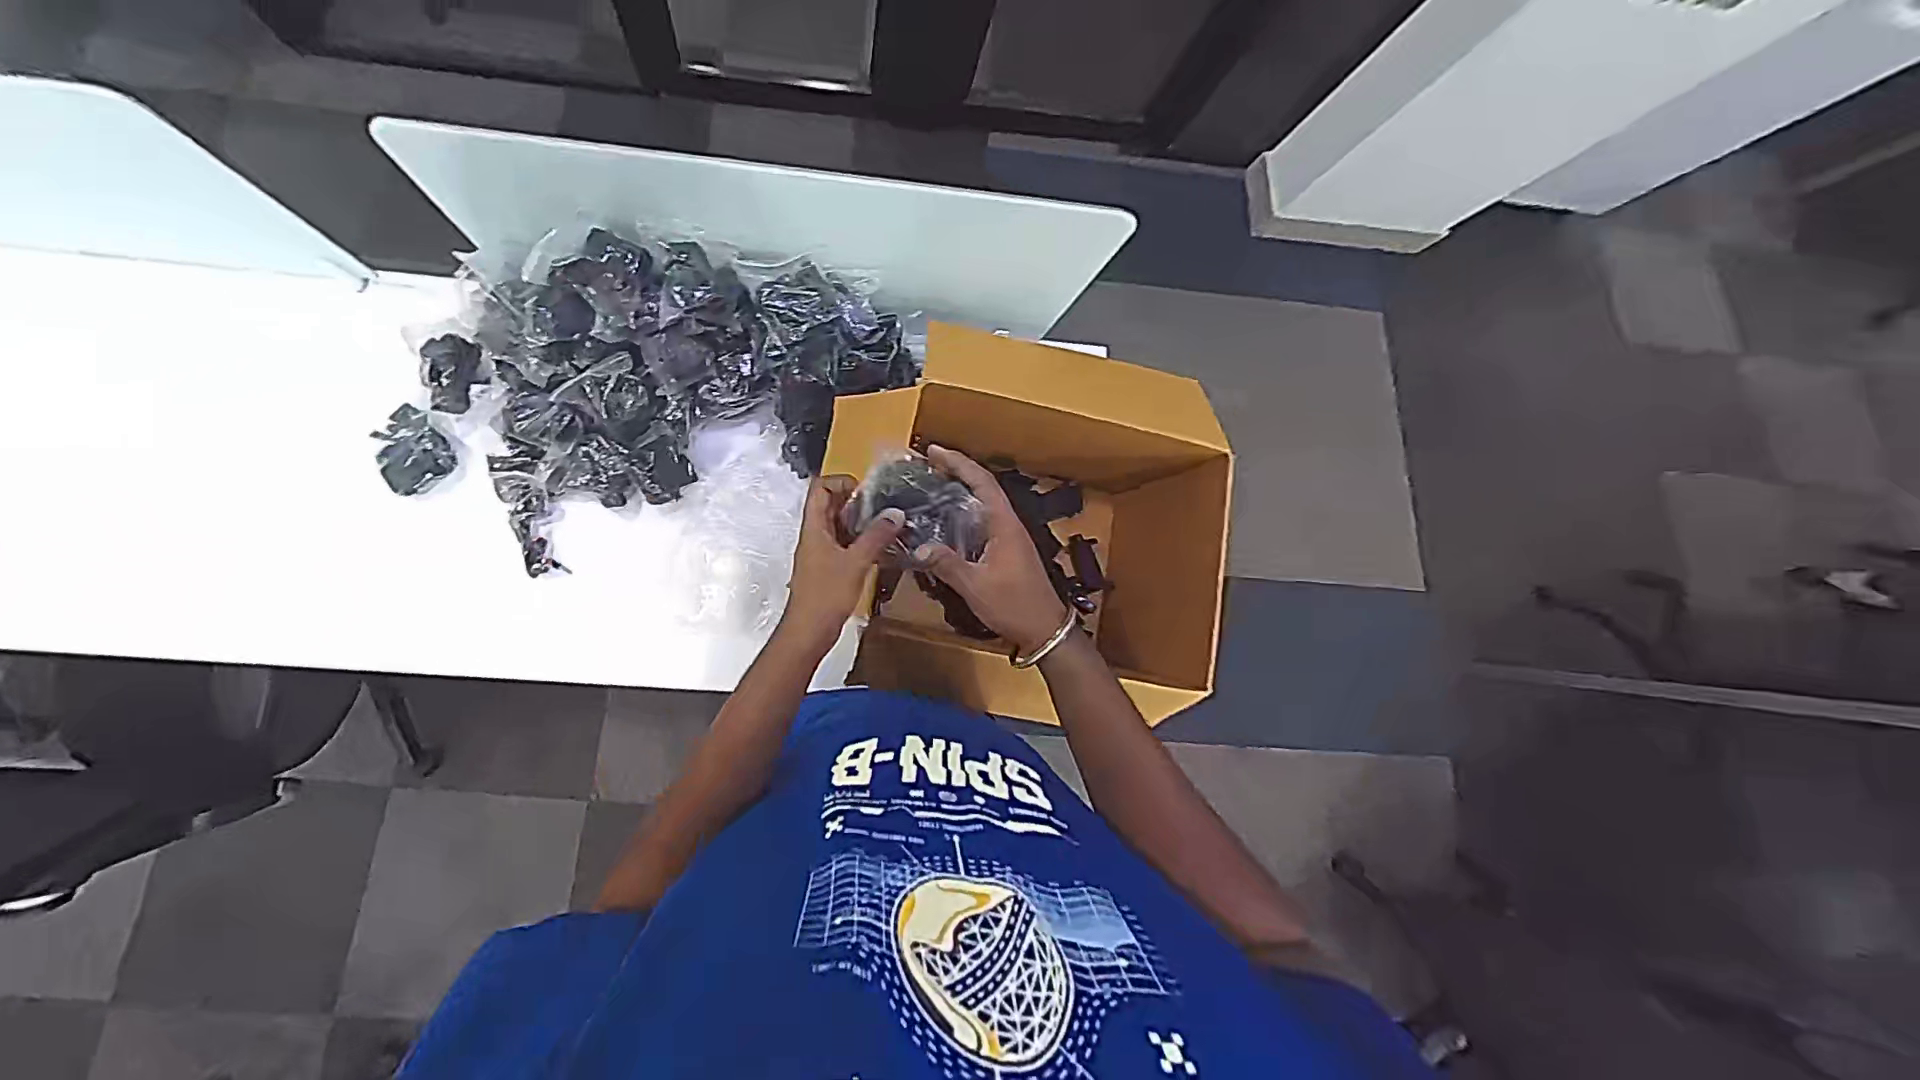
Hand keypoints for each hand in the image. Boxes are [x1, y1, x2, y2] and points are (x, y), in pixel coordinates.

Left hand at [781, 475, 904, 643]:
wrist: (809, 632)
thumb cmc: (826, 595)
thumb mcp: (855, 562)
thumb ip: (876, 536)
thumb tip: (895, 513)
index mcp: (814, 528)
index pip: (820, 488)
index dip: (841, 481)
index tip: (867, 490)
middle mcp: (815, 536)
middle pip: (831, 505)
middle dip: (857, 501)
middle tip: (884, 506)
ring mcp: (821, 553)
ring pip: (840, 526)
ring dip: (861, 522)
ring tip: (888, 524)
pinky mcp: (829, 569)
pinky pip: (845, 545)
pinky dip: (861, 541)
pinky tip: (882, 548)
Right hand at [916, 445, 1071, 654]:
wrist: (1045, 630)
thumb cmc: (1014, 606)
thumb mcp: (976, 586)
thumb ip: (947, 565)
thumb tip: (919, 547)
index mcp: (1005, 525)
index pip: (982, 482)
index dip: (958, 463)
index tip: (934, 451)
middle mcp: (1009, 525)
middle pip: (982, 489)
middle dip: (956, 473)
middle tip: (926, 466)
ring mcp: (1009, 539)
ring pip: (983, 506)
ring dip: (960, 493)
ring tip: (931, 487)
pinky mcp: (1006, 552)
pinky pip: (982, 523)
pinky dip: (963, 515)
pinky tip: (945, 522)